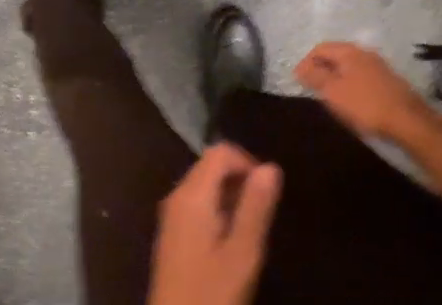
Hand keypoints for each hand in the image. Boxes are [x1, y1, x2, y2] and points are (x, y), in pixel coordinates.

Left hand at [148, 143, 281, 304]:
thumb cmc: (212, 293)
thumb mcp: (242, 253)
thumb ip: (256, 208)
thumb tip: (271, 167)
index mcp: (192, 195)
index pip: (220, 152)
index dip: (248, 162)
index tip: (268, 193)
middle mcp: (176, 197)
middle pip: (210, 166)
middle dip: (240, 181)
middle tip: (261, 216)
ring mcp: (171, 216)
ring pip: (205, 187)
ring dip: (230, 198)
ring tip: (249, 231)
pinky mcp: (172, 235)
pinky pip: (197, 206)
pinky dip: (217, 212)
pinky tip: (230, 243)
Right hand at [295, 42, 436, 140]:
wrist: (408, 121)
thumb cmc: (365, 105)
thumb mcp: (333, 92)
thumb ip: (315, 77)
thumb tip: (299, 67)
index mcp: (348, 51)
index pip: (320, 48)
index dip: (306, 62)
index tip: (299, 80)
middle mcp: (364, 52)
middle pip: (335, 55)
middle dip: (321, 69)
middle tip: (313, 88)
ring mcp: (378, 66)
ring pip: (350, 67)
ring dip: (336, 77)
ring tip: (330, 96)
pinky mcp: (388, 80)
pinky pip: (362, 77)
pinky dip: (351, 84)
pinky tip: (352, 101)